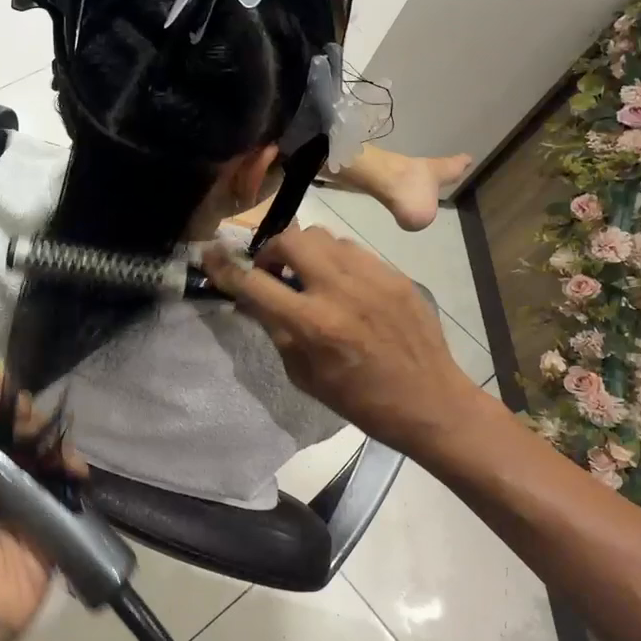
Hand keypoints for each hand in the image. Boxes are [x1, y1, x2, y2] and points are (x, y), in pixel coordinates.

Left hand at [0, 369, 82, 640]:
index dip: (12, 408)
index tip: (25, 405)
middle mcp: (0, 474)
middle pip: (28, 435)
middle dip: (41, 427)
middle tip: (48, 432)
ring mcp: (28, 498)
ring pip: (51, 458)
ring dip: (62, 449)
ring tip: (68, 458)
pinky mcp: (54, 522)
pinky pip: (69, 490)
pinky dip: (76, 476)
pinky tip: (79, 474)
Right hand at [202, 225, 487, 455]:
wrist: (431, 404)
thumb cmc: (358, 399)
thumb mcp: (302, 373)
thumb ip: (274, 328)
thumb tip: (249, 298)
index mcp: (312, 324)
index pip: (253, 281)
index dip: (224, 267)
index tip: (209, 255)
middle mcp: (340, 292)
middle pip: (290, 239)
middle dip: (272, 251)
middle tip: (274, 272)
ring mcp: (373, 279)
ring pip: (323, 237)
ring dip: (306, 252)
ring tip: (311, 277)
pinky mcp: (396, 276)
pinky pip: (354, 250)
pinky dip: (338, 261)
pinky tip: (345, 287)